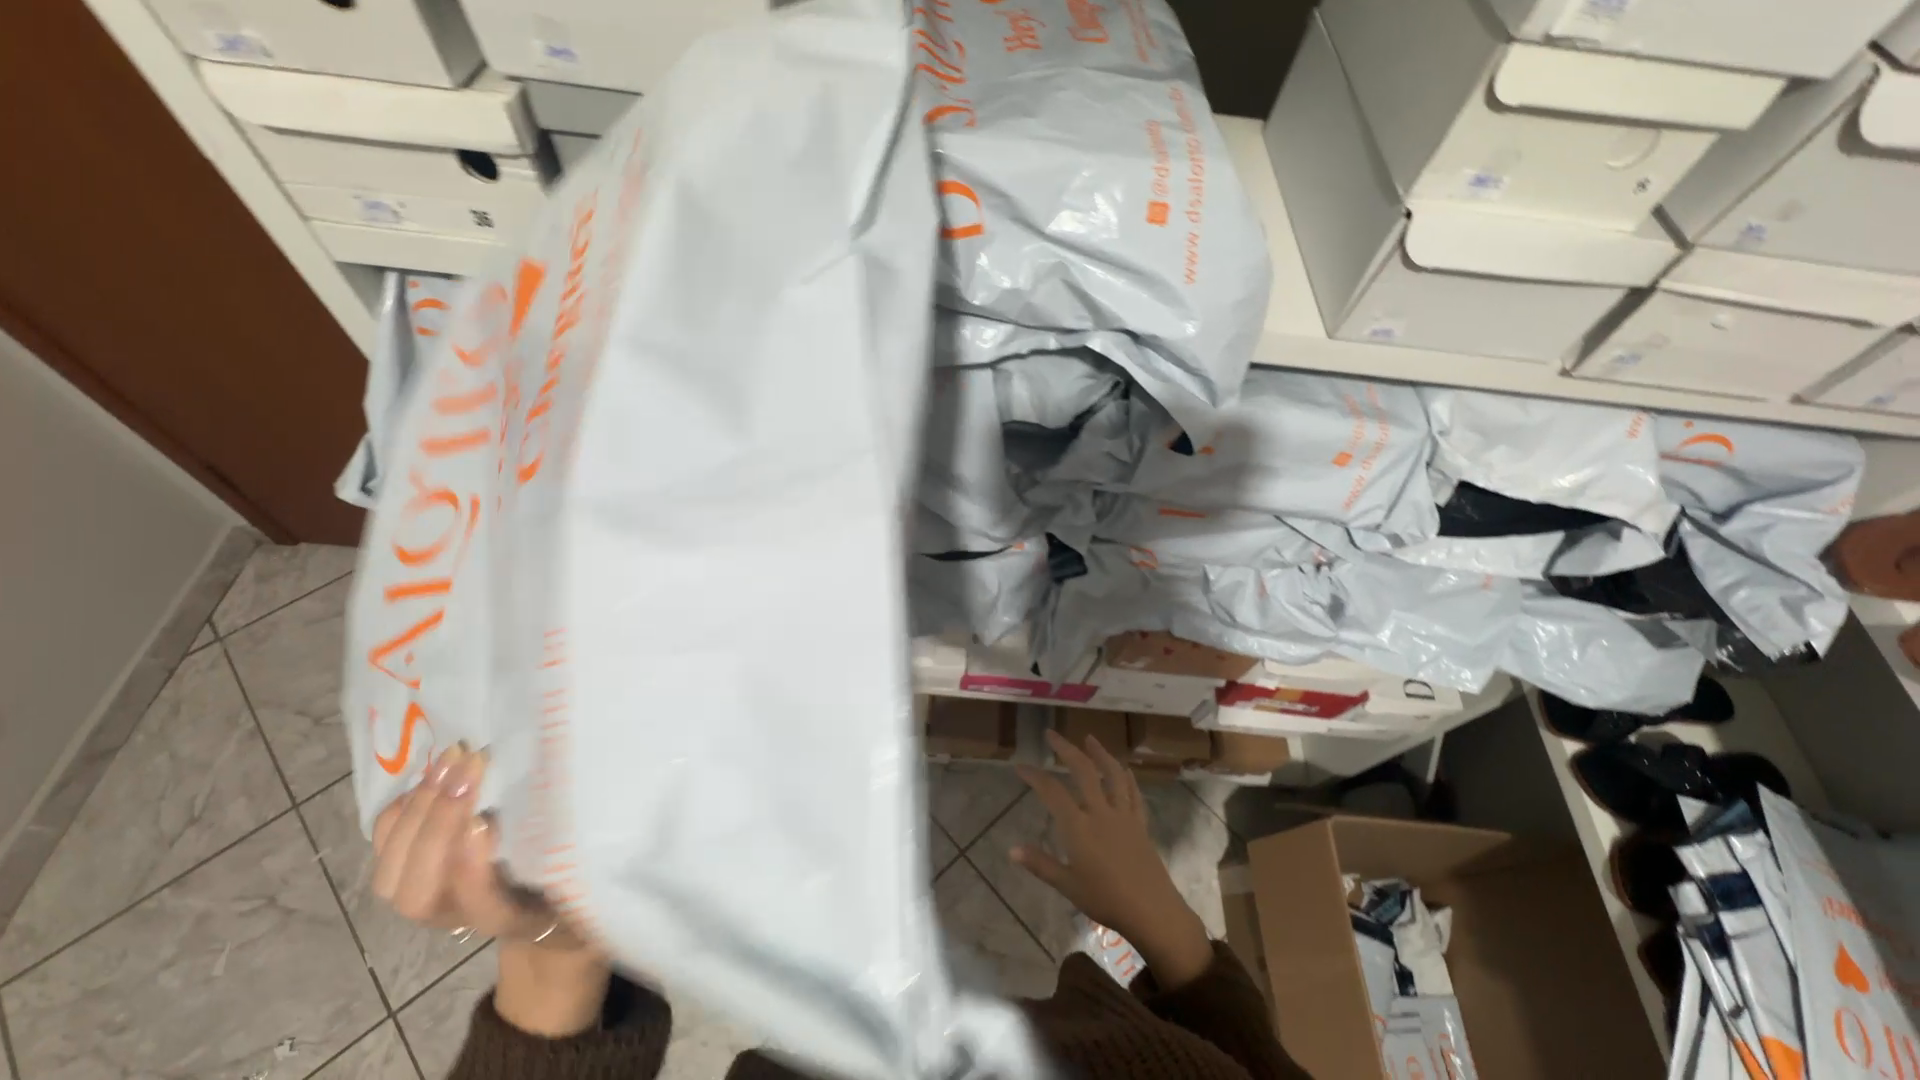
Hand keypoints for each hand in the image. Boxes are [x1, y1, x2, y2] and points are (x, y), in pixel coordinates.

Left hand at [372, 744, 607, 1036]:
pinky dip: (401, 810)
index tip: (484, 824)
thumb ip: (581, 855)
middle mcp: (461, 921)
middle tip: (472, 765)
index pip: (480, 909)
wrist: (543, 919)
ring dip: (417, 812)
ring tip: (450, 761)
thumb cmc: (573, 886)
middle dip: (438, 824)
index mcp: (515, 921)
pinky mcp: (410, 878)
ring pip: (393, 872)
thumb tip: (585, 798)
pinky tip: (432, 774)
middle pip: (420, 892)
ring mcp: (429, 903)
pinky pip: (386, 848)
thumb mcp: (588, 876)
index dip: (473, 873)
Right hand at [1012, 730, 1214, 989]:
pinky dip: (1127, 777)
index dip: (1035, 776)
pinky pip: (1133, 793)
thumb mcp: (1067, 885)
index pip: (1052, 792)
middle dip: (1066, 749)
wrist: (1151, 910)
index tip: (1020, 765)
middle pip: (1083, 771)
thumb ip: (1040, 864)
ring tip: (1089, 738)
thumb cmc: (1105, 900)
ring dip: (1100, 753)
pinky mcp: (1140, 824)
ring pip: (1112, 775)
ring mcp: (1124, 816)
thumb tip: (1011, 850)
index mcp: (1079, 827)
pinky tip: (1124, 768)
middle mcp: (1101, 813)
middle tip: (1052, 734)